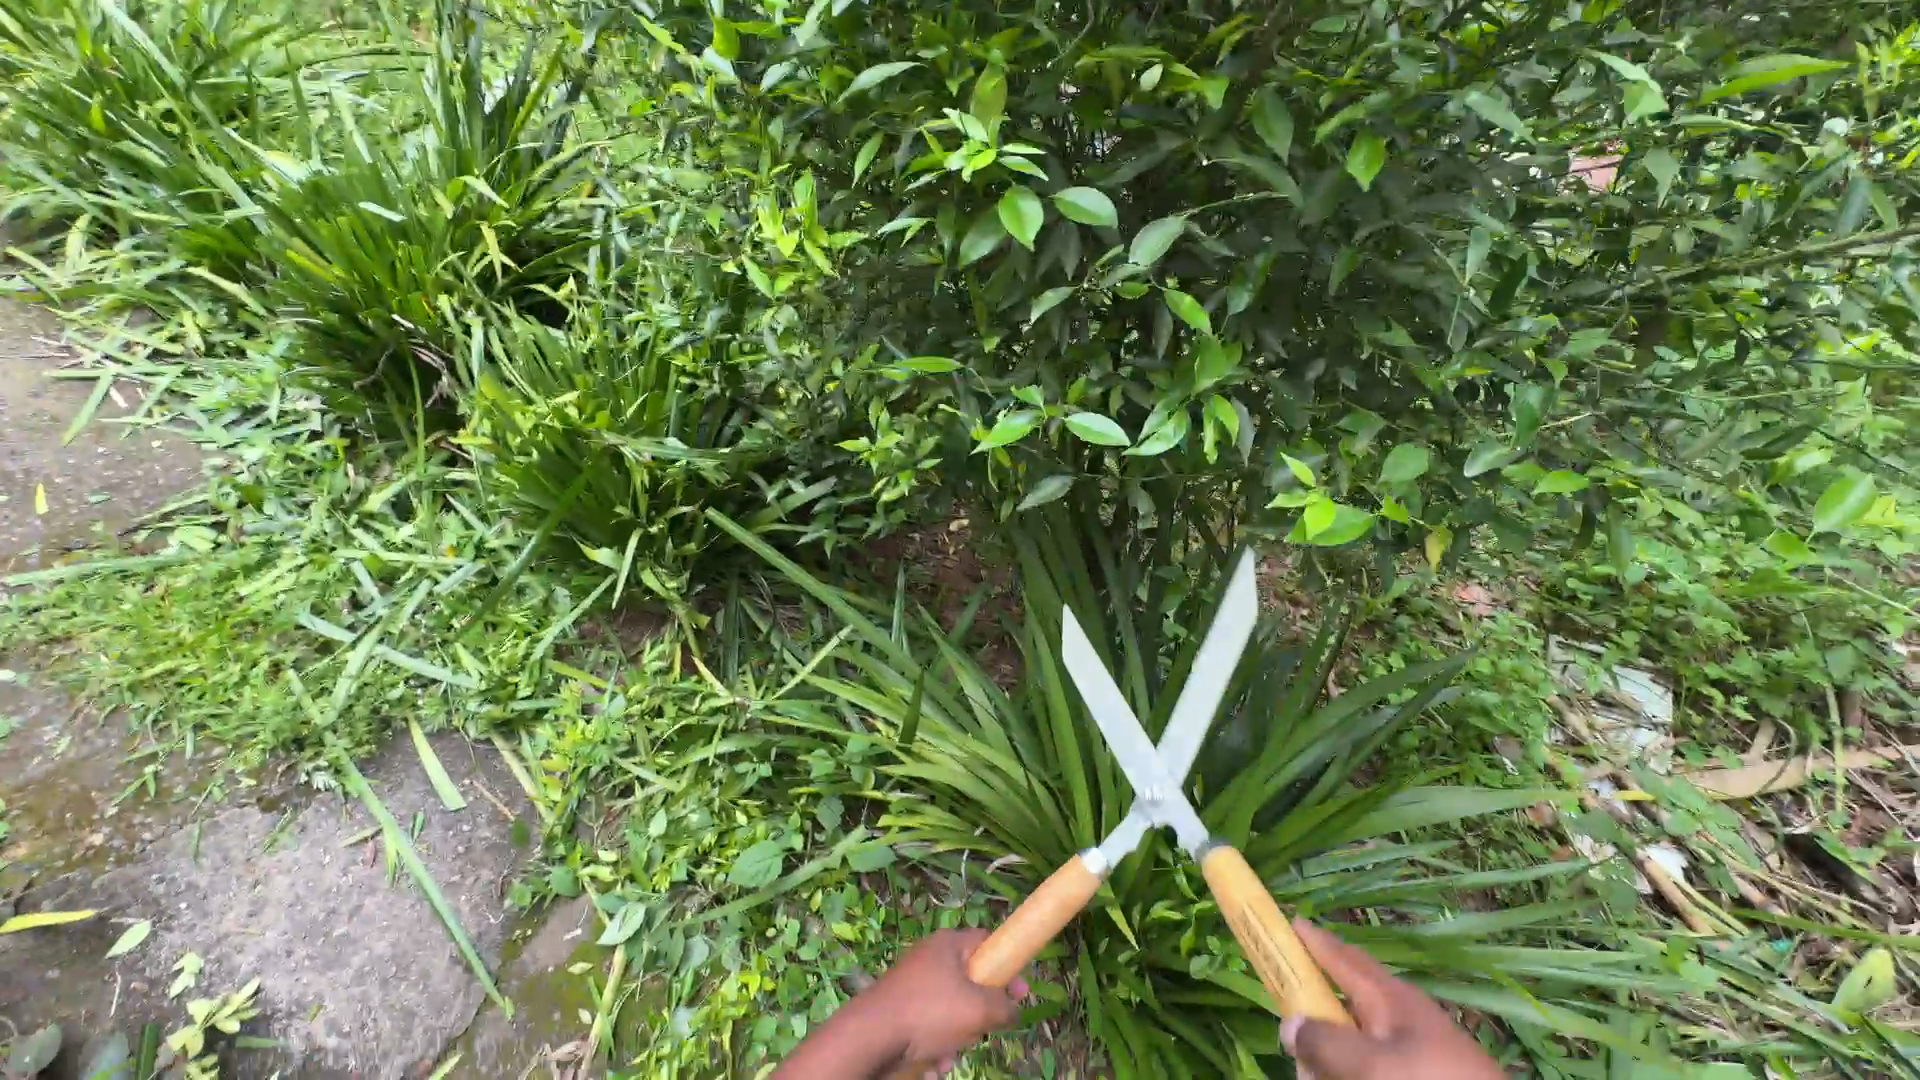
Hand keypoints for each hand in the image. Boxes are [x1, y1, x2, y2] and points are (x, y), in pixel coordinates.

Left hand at [859, 928, 1029, 1070]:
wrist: (871, 1037)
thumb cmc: (929, 1012)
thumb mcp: (978, 1009)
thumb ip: (1004, 1006)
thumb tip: (1013, 1008)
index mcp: (949, 944)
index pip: (988, 941)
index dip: (1008, 965)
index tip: (1020, 993)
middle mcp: (931, 958)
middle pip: (971, 981)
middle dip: (980, 1012)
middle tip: (984, 1029)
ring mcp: (914, 984)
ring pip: (952, 1010)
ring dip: (958, 1038)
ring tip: (951, 1054)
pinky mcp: (902, 1009)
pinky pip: (931, 1026)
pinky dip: (936, 1046)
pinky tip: (933, 1064)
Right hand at [1281, 919, 1504, 1079]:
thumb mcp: (1375, 1068)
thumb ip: (1326, 1044)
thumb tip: (1289, 1023)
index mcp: (1389, 998)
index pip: (1341, 955)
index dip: (1311, 938)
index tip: (1286, 920)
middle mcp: (1401, 1017)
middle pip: (1346, 996)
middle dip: (1314, 1005)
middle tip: (1290, 1019)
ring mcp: (1417, 1050)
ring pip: (1359, 1037)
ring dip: (1333, 1051)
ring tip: (1316, 1074)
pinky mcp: (1425, 1074)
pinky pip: (1376, 1065)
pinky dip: (1354, 1070)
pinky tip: (1343, 1077)